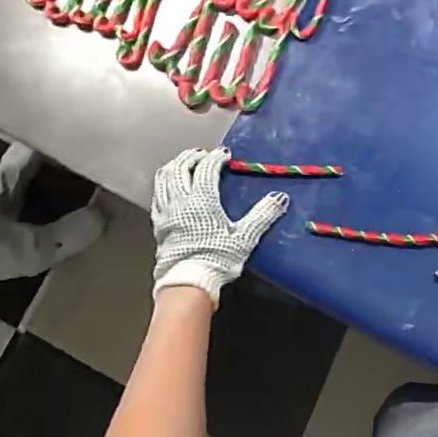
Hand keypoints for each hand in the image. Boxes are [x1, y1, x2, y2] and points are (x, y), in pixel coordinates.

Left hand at [151, 148, 288, 304]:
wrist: (188, 282)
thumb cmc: (216, 259)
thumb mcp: (244, 238)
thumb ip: (262, 215)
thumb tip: (280, 197)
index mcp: (202, 200)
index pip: (206, 169)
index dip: (216, 158)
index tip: (224, 154)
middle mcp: (181, 201)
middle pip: (181, 167)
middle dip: (192, 156)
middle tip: (202, 154)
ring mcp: (166, 211)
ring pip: (165, 178)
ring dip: (174, 165)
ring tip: (182, 162)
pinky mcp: (158, 224)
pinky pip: (158, 195)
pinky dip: (163, 183)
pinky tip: (169, 186)